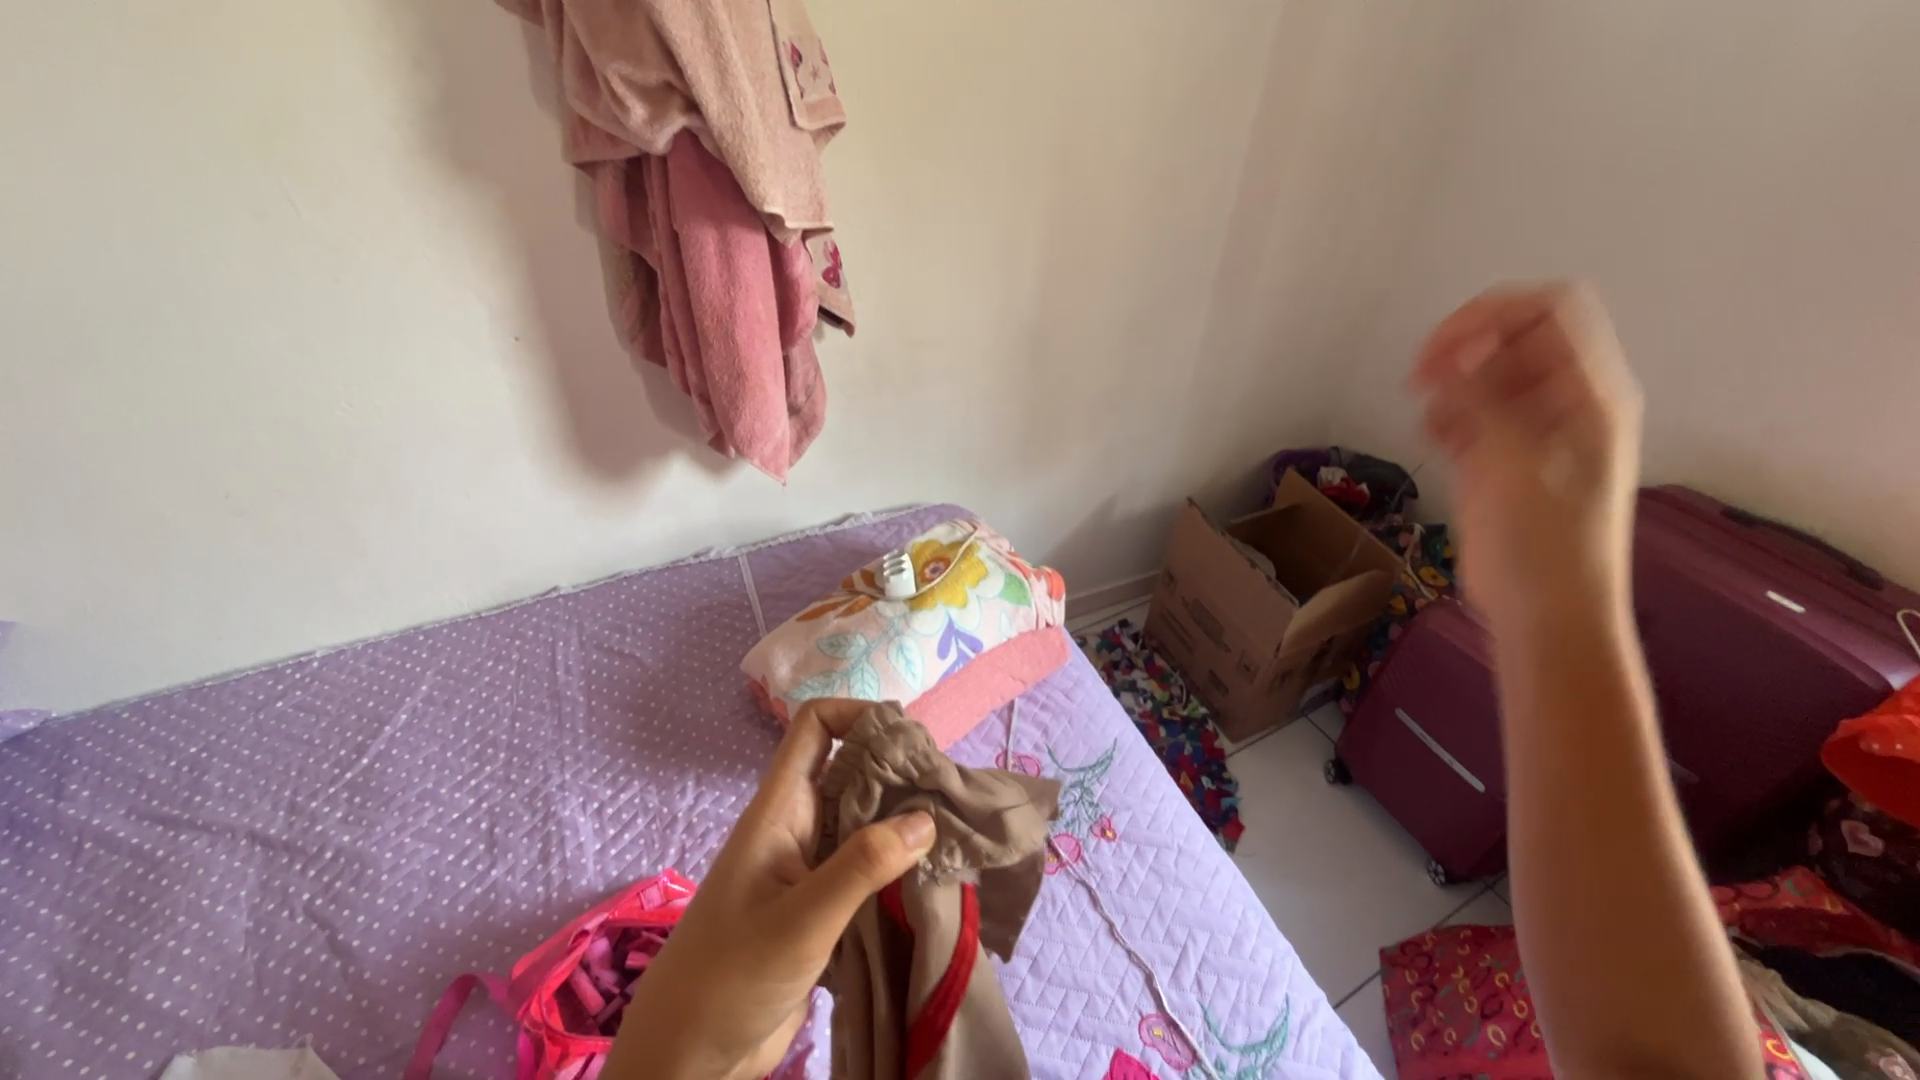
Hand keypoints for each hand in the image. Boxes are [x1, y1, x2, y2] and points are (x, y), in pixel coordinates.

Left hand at [606, 700, 936, 1079]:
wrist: (689, 1055)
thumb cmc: (730, 976)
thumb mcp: (800, 920)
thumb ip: (860, 866)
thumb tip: (925, 817)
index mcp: (778, 810)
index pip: (814, 727)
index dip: (857, 714)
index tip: (909, 737)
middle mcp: (796, 827)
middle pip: (850, 769)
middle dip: (896, 767)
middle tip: (947, 786)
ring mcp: (809, 867)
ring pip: (862, 818)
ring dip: (902, 816)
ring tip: (953, 825)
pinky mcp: (821, 906)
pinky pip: (865, 865)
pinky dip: (898, 860)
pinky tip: (931, 871)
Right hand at [1410, 282, 1642, 624]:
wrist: (1545, 611)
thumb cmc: (1545, 540)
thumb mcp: (1515, 461)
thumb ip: (1483, 399)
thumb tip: (1449, 352)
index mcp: (1588, 392)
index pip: (1550, 311)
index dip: (1493, 312)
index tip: (1441, 346)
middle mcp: (1562, 402)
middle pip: (1512, 338)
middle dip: (1462, 348)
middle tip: (1420, 379)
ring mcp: (1529, 431)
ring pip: (1485, 376)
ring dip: (1449, 386)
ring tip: (1431, 420)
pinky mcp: (1499, 459)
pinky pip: (1470, 415)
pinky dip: (1446, 417)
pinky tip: (1436, 441)